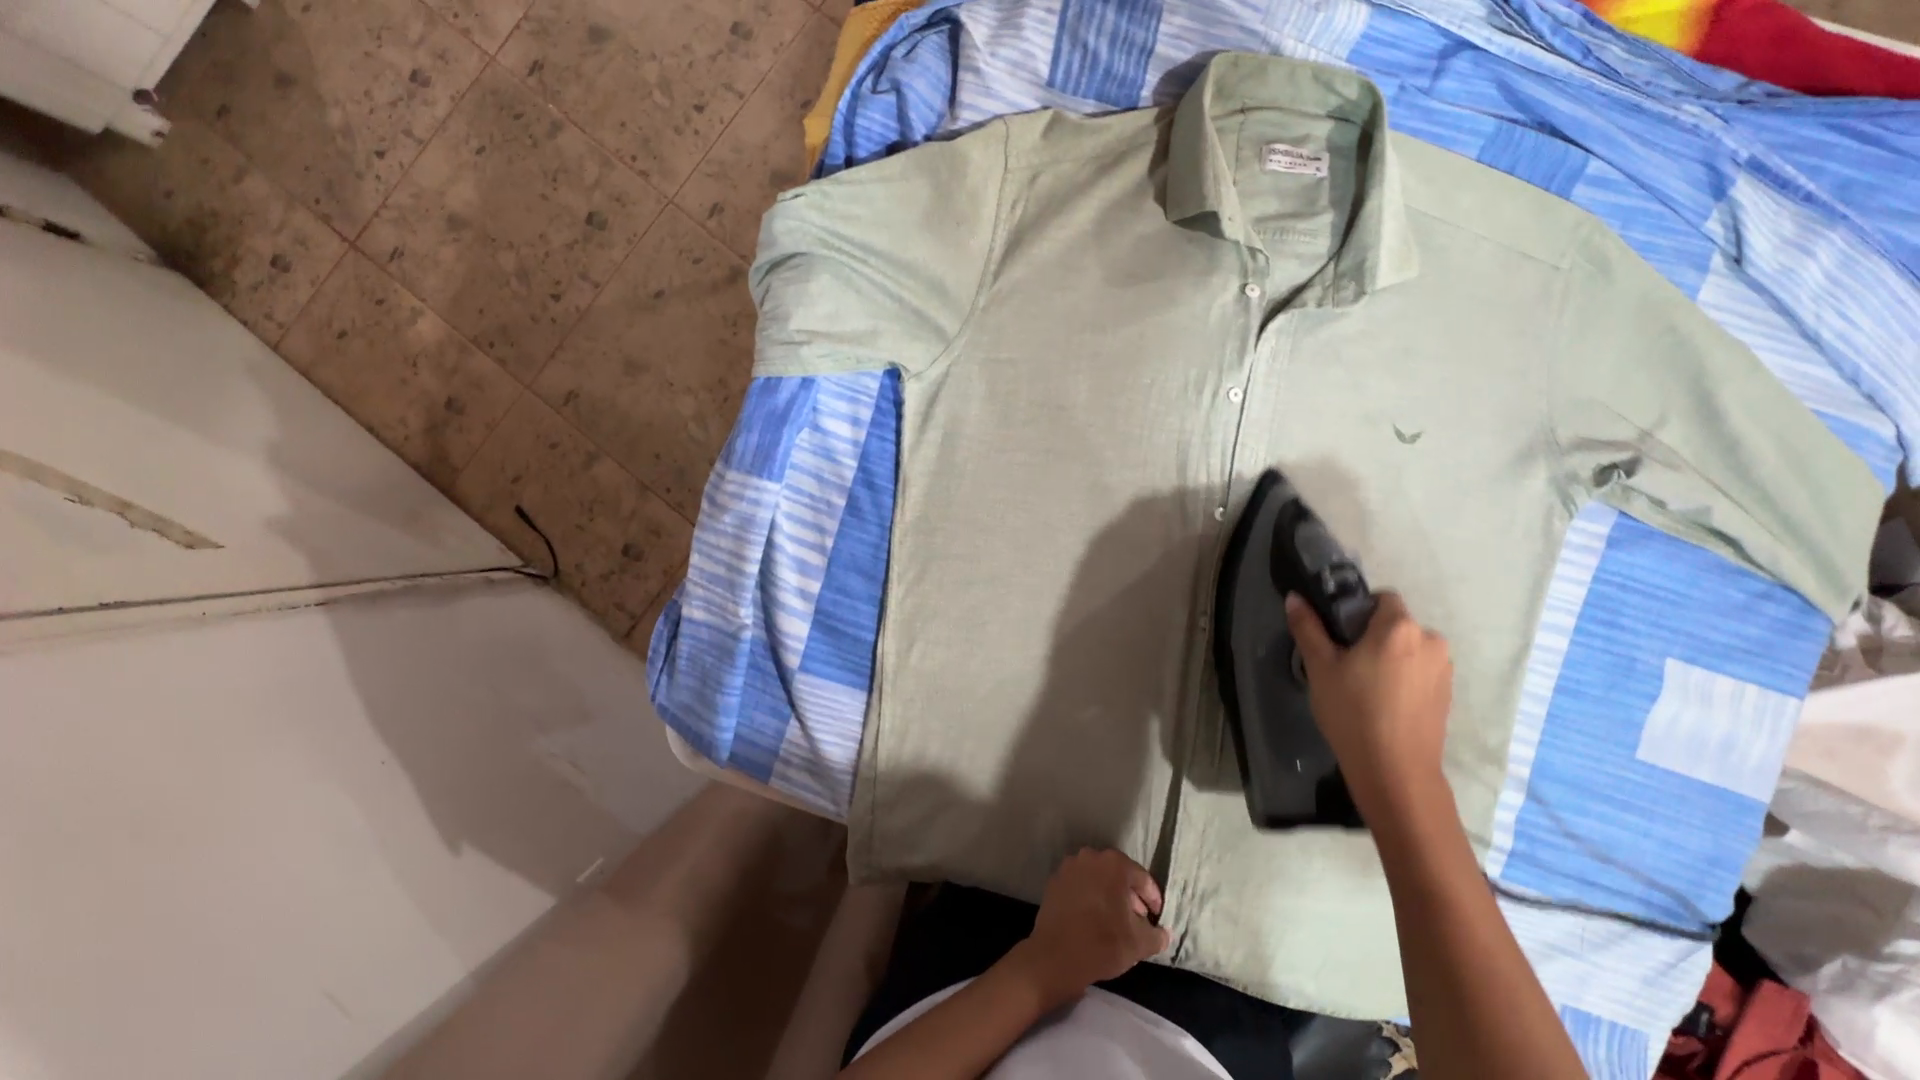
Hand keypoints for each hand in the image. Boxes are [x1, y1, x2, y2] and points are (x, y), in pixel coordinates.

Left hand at [1005, 848, 1170, 1009]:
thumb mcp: (1140, 943)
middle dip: (1130, 896)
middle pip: (1118, 875)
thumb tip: (1164, 934)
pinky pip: (1079, 887)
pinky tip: (1094, 920)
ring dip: (1109, 896)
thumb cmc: (1103, 944)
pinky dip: (1090, 898)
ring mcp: (1068, 869)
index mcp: (1114, 864)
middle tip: (1139, 919)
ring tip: (1117, 921)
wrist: (1056, 957)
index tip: (1156, 917)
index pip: (1142, 879)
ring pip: (1097, 880)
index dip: (1153, 899)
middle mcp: (1090, 858)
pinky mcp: (1053, 883)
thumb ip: (1157, 935)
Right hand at [1284, 591, 1453, 818]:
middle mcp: (1430, 640)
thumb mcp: (1320, 669)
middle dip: (1373, 637)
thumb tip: (1295, 598)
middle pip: (1396, 625)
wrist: (1395, 771)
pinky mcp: (1448, 694)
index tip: (1339, 638)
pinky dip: (1403, 679)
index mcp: (1399, 627)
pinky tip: (1385, 705)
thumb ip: (1308, 629)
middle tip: (1346, 665)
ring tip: (1366, 689)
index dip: (1357, 612)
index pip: (1381, 598)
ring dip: (1390, 658)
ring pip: (1409, 650)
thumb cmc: (1353, 713)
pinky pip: (1420, 672)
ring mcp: (1443, 669)